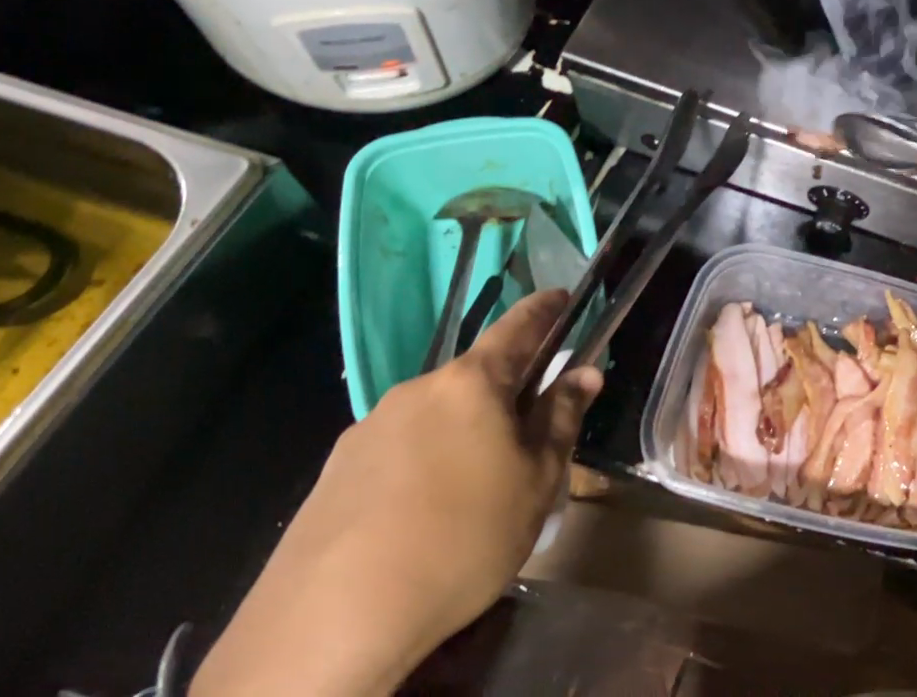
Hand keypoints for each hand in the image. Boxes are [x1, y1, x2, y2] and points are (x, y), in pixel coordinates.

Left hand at [194, 290, 601, 695]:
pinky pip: (399, 451)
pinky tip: (428, 513)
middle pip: (474, 378)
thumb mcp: (536, 482)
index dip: (544, 310)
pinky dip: (425, 463)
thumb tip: (584, 373)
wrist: (332, 621)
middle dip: (507, 393)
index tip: (562, 296)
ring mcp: (367, 431)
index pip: (516, 329)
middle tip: (533, 433)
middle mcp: (415, 392)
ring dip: (464, 433)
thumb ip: (560, 420)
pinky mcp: (335, 473)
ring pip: (435, 417)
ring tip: (480, 489)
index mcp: (470, 384)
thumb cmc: (463, 539)